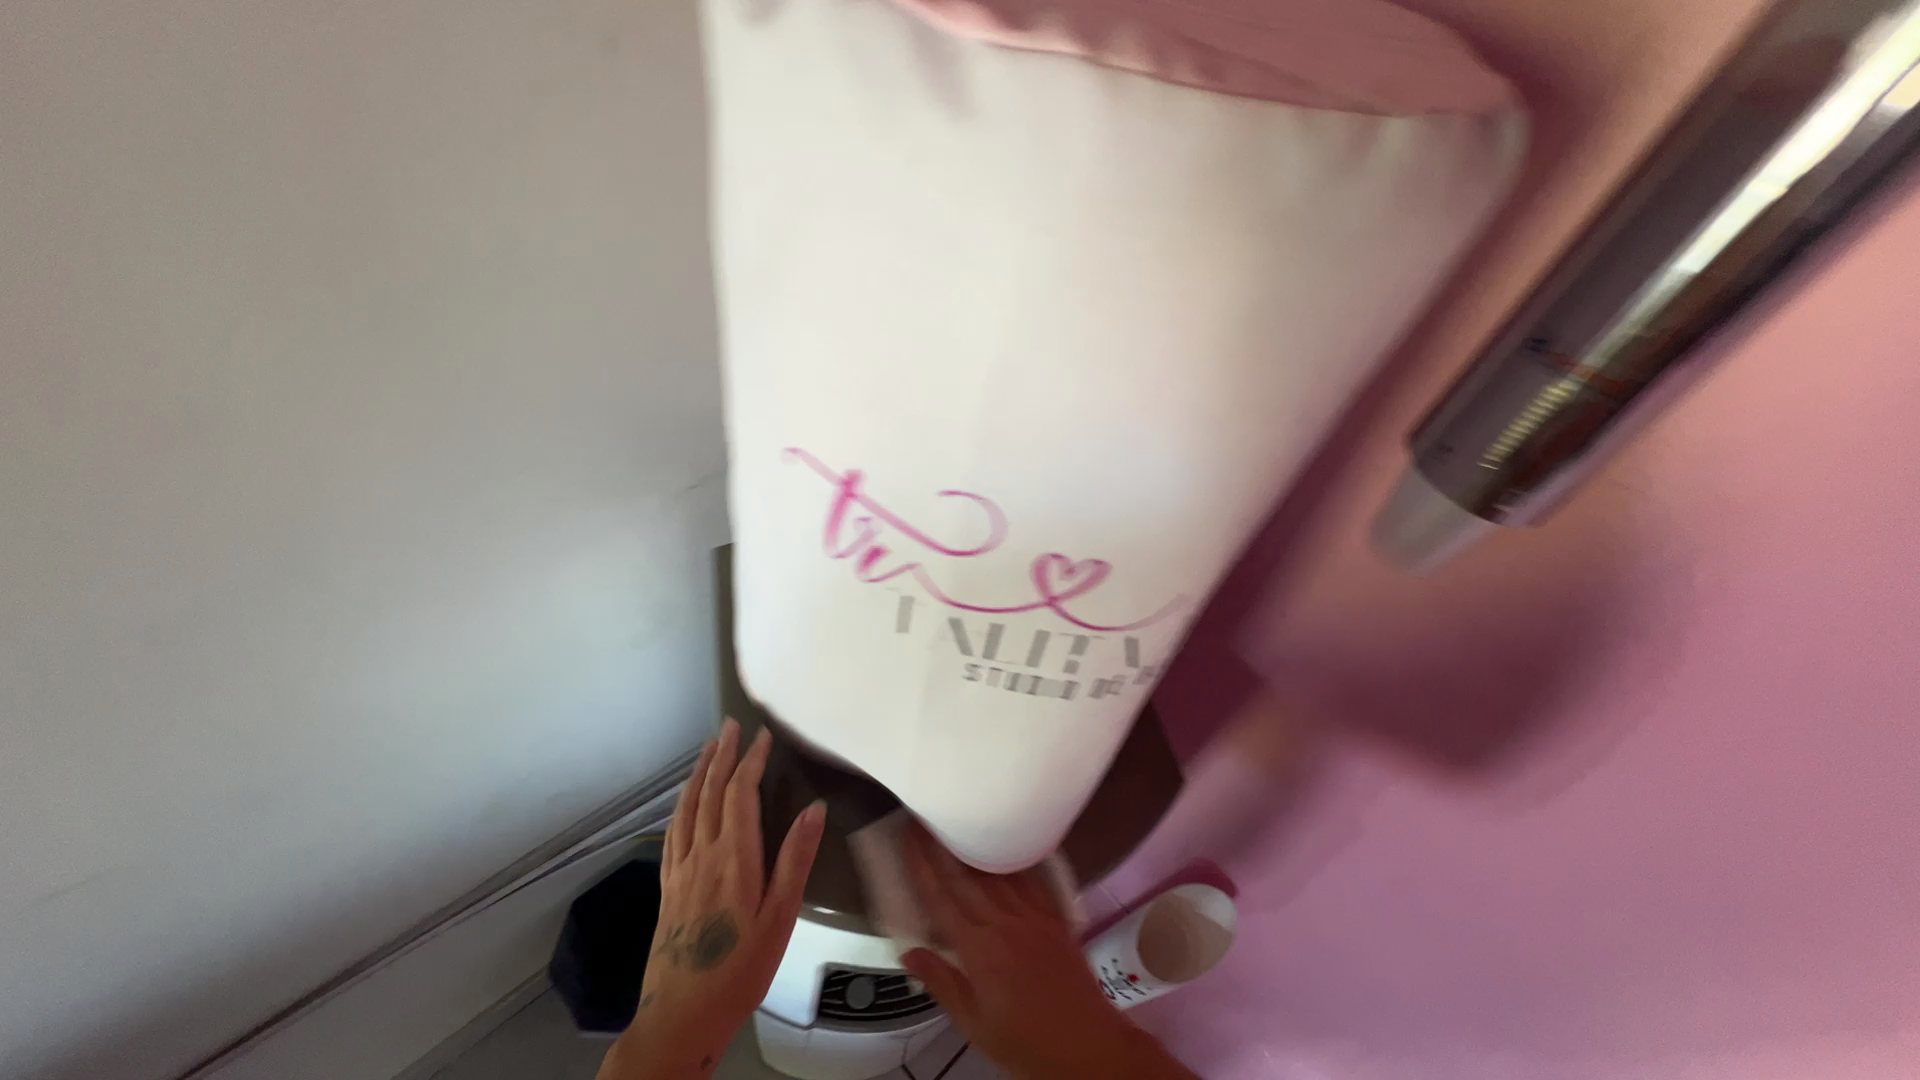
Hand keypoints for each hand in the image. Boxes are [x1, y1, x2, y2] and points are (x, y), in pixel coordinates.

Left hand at [597, 719, 825, 1079]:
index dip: (752, 761)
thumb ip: (795, 860)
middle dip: (722, 756)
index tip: (763, 737)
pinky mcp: (667, 888)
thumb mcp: (781, 918)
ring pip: (687, 808)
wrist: (681, 1014)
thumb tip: (814, 810)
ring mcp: (680, 871)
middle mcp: (702, 856)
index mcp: (734, 859)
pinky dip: (681, 807)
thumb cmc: (740, 969)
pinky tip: (684, 803)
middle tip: (730, 726)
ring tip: (708, 749)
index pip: (741, 795)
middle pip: (710, 793)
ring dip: (698, 774)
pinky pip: (672, 833)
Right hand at [899, 828, 1195, 1079]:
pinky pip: (1029, 880)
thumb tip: (908, 952)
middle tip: (925, 819)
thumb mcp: (973, 1022)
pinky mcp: (1054, 916)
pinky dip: (1013, 861)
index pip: (940, 897)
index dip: (921, 864)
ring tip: (957, 826)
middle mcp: (1003, 922)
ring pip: (995, 872)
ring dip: (973, 846)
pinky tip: (1006, 845)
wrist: (1086, 1044)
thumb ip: (941, 982)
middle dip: (940, 846)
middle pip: (964, 876)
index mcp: (978, 948)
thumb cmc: (1026, 1041)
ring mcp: (1031, 915)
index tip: (908, 836)